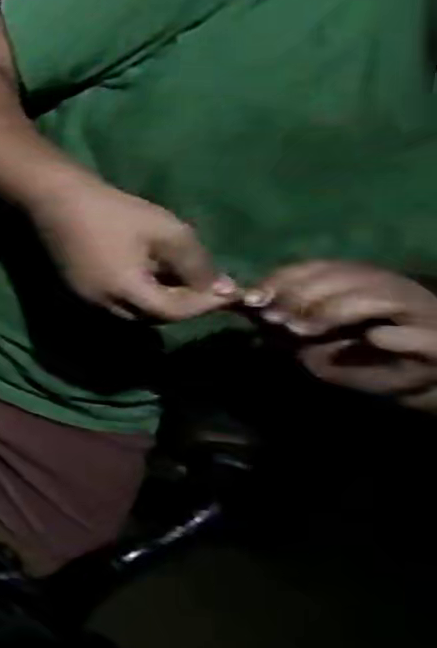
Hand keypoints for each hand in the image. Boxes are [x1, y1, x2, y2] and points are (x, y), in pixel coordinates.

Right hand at [29, 180, 237, 321]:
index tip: (234, 291)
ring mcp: (83, 296)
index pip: (174, 312)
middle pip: (150, 318)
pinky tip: (144, 278)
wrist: (57, 203)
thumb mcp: (169, 233)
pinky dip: (134, 297)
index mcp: (124, 289)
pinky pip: (111, 303)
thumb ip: (198, 265)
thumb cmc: (115, 214)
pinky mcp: (74, 288)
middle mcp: (100, 301)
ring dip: (156, 304)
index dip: (207, 304)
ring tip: (176, 282)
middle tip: (207, 286)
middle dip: (183, 306)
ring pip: (129, 312)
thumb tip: (223, 288)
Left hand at [245, 261, 436, 412]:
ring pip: (380, 295)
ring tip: (302, 330)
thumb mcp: (294, 330)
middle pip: (344, 276)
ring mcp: (420, 313)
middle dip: (299, 295)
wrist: (396, 379)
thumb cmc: (336, 350)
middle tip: (274, 318)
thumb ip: (271, 312)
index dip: (280, 280)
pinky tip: (376, 337)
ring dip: (334, 310)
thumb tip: (229, 297)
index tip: (252, 299)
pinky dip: (400, 336)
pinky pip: (424, 337)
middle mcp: (388, 288)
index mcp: (353, 282)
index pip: (314, 268)